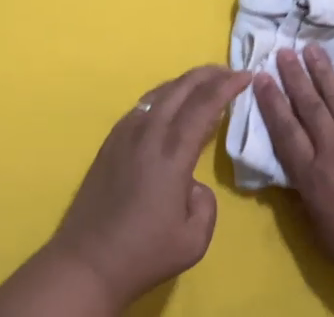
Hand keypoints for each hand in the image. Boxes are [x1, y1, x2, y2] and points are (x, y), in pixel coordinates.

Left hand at [42, 65, 252, 309]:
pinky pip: (142, 106)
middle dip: (208, 74)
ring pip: (159, 93)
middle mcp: (149, 133)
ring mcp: (125, 134)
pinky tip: (169, 105)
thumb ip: (206, 203)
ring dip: (185, 82)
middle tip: (230, 71)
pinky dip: (163, 96)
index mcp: (172, 153)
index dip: (227, 86)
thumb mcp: (194, 240)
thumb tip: (193, 184)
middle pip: (181, 88)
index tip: (246, 75)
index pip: (204, 105)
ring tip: (204, 82)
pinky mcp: (110, 142)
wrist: (87, 262)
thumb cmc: (144, 253)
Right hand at [255, 44, 333, 295]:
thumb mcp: (317, 227)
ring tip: (309, 48)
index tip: (260, 78)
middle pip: (309, 106)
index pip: (286, 131)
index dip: (271, 102)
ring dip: (321, 71)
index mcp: (312, 177)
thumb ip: (302, 191)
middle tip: (283, 51)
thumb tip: (291, 166)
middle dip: (294, 76)